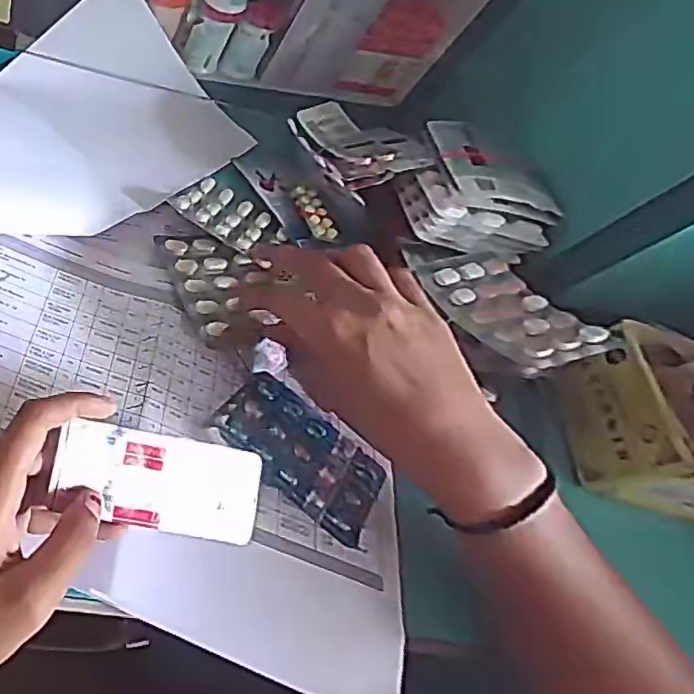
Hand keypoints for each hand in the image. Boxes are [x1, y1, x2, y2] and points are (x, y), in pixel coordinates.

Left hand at [0, 394, 119, 693]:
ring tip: (115, 505)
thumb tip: (95, 501)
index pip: (33, 423)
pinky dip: (58, 507)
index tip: (108, 409)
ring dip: (75, 486)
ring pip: (37, 472)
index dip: (73, 405)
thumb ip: (70, 545)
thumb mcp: (31, 598)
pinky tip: (90, 529)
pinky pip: (27, 496)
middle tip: (123, 470)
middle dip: (85, 453)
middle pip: (40, 447)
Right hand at [240, 245, 546, 523]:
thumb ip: (302, 354)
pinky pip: (395, 273)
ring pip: (356, 256)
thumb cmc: (385, 426)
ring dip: (330, 256)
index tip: (242, 295)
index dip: (255, 295)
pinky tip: (367, 282)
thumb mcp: (330, 391)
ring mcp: (397, 301)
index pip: (281, 299)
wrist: (450, 437)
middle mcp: (361, 305)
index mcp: (332, 329)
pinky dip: (374, 271)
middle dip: (282, 256)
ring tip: (318, 264)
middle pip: (313, 263)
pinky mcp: (424, 307)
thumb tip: (282, 333)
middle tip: (265, 256)